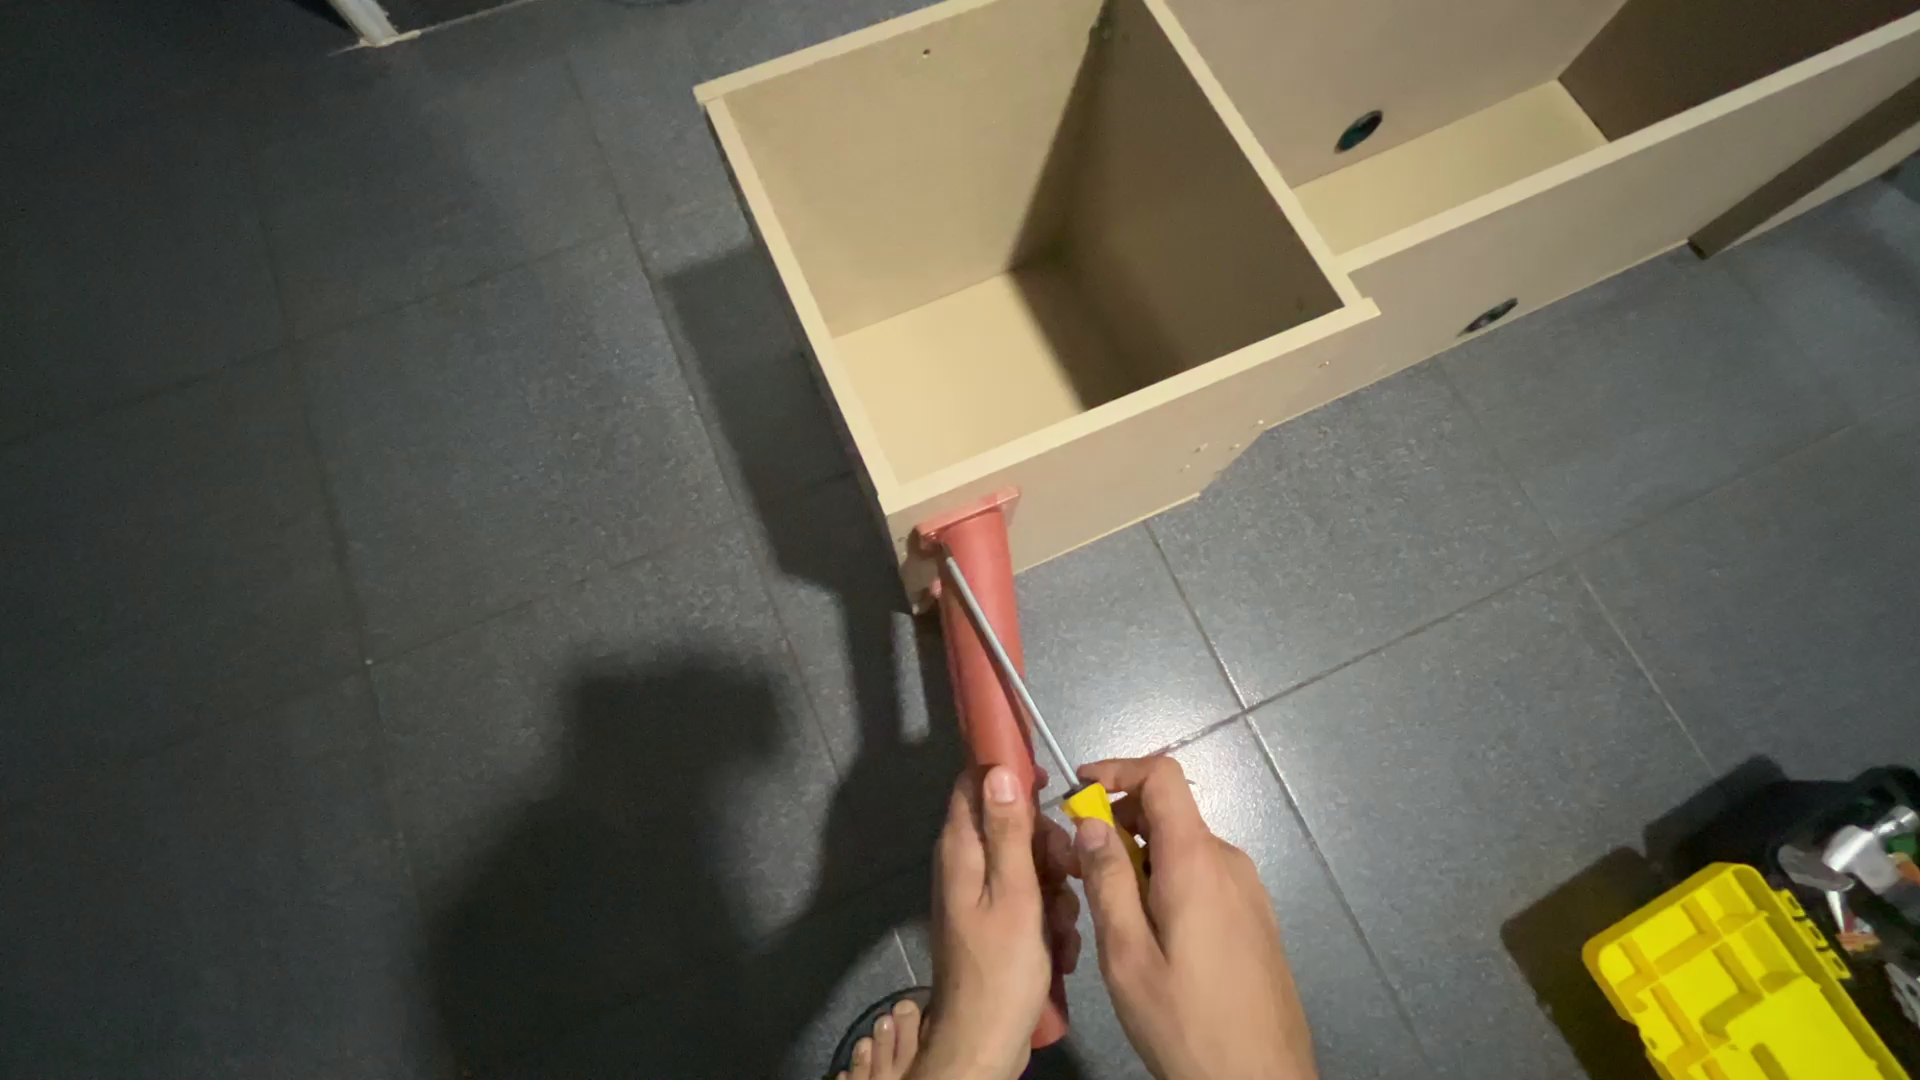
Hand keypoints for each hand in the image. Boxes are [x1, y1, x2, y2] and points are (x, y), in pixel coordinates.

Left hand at [911, 765, 1080, 1079]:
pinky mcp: (994, 918)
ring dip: (1054, 886)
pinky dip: (1048, 913)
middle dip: (1047, 844)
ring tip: (1064, 923)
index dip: (1008, 775)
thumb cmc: (1001, 966)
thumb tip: (999, 770)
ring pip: (1026, 861)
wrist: (984, 1042)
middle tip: (1069, 871)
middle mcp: (965, 861)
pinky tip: (1059, 943)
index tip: (1047, 786)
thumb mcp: (1013, 893)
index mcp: (961, 847)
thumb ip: (1007, 831)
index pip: (974, 784)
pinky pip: (1028, 896)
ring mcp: (980, 891)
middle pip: (1010, 824)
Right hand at [1073, 757, 1316, 1079]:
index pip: (1162, 775)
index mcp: (1195, 860)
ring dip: (1142, 856)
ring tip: (1113, 907)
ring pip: (1183, 845)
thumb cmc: (1186, 1022)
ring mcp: (1247, 888)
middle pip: (1169, 810)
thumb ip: (1107, 879)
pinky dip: (1168, 877)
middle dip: (1120, 822)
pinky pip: (1203, 873)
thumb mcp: (1127, 954)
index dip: (1118, 769)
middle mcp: (1227, 860)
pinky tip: (1152, 930)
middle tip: (1083, 864)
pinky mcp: (1255, 915)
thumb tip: (1090, 821)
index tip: (1079, 788)